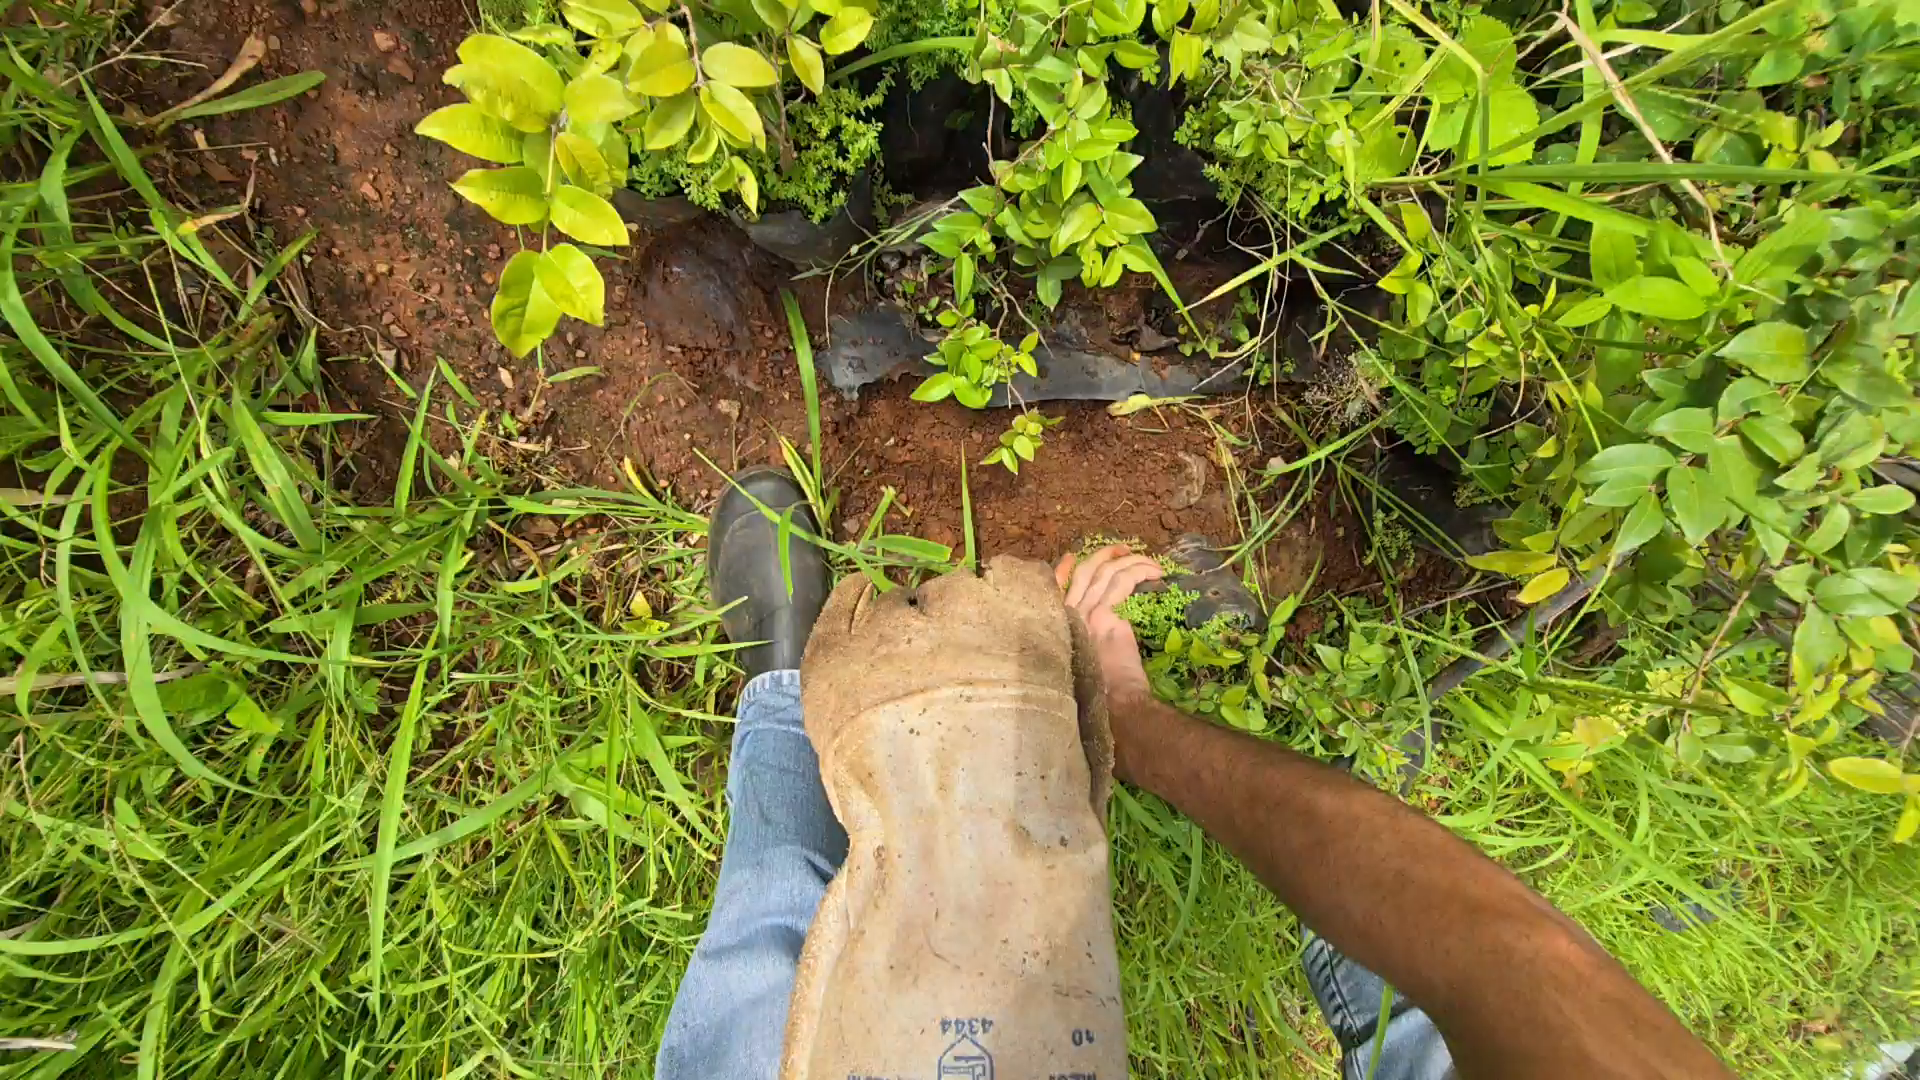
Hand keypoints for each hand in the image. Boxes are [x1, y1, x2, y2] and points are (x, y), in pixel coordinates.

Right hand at [1054, 545, 1162, 708]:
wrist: (1113, 706)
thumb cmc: (1100, 696)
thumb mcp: (1081, 665)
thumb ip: (1082, 645)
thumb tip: (1098, 639)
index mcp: (1058, 627)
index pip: (1054, 588)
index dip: (1064, 570)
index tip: (1072, 558)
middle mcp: (1066, 615)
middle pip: (1083, 573)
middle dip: (1103, 556)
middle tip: (1122, 550)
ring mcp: (1085, 613)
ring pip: (1106, 572)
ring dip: (1128, 561)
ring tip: (1148, 560)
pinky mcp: (1106, 615)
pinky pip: (1124, 581)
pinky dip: (1140, 571)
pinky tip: (1155, 572)